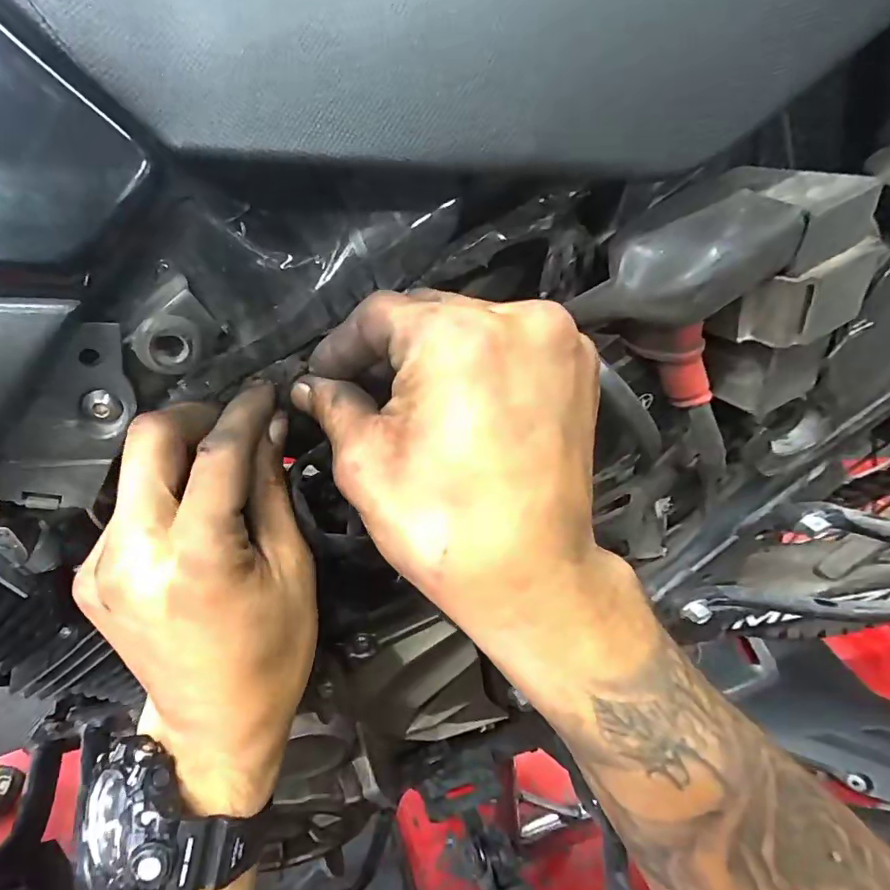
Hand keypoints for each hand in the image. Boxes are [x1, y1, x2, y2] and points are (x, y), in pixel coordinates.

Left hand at [74, 384, 316, 816]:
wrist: (213, 726)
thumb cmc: (269, 658)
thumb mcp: (291, 571)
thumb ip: (271, 492)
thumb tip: (267, 432)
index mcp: (195, 558)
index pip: (214, 453)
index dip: (242, 411)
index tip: (262, 394)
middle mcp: (133, 554)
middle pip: (147, 439)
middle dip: (193, 416)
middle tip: (231, 426)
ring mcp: (101, 566)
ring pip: (132, 470)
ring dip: (177, 457)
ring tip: (218, 474)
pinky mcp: (90, 576)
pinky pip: (125, 508)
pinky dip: (160, 496)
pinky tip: (190, 516)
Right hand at [291, 290, 627, 667]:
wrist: (531, 575)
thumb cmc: (444, 526)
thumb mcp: (365, 461)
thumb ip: (334, 406)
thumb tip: (313, 386)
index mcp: (456, 336)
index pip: (378, 314)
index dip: (341, 346)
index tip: (324, 375)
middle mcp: (517, 319)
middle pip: (427, 314)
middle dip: (387, 351)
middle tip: (356, 390)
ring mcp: (556, 340)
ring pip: (470, 326)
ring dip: (432, 355)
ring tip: (405, 401)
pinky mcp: (577, 367)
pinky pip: (508, 345)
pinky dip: (477, 364)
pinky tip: (455, 403)